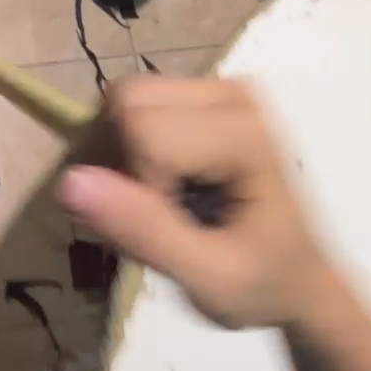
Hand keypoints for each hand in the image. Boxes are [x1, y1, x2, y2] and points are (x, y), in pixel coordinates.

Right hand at [57, 76, 333, 330]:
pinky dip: (128, 143)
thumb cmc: (262, 284)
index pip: (141, 129)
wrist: (299, 278)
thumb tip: (70, 181)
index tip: (172, 227)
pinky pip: (133, 102)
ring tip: (157, 200)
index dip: (135, 185)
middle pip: (126, 99)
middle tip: (153, 212)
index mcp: (243, 131)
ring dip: (120, 153)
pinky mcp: (200, 91)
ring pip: (122, 97)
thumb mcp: (208, 279)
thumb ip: (143, 230)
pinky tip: (159, 181)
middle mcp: (230, 91)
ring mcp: (216, 86)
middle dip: (119, 160)